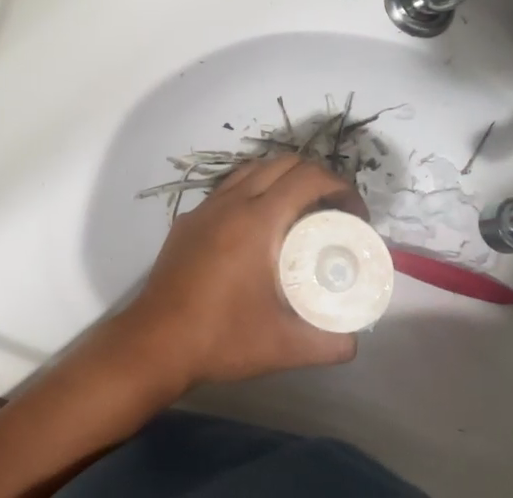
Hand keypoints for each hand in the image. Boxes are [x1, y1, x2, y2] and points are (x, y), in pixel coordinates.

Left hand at [113, 156, 364, 391]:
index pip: (308, 178)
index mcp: (258, 221)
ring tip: (300, 214)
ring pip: (252, 171)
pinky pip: (228, 189)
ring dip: (283, 180)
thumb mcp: (285, 347)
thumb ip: (329, 343)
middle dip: (316, 178)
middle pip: (282, 164)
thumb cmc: (222, 338)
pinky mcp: (188, 221)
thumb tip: (353, 340)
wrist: (155, 342)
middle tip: (334, 213)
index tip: (357, 216)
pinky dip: (253, 192)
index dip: (340, 188)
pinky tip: (258, 230)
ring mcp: (205, 209)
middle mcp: (231, 203)